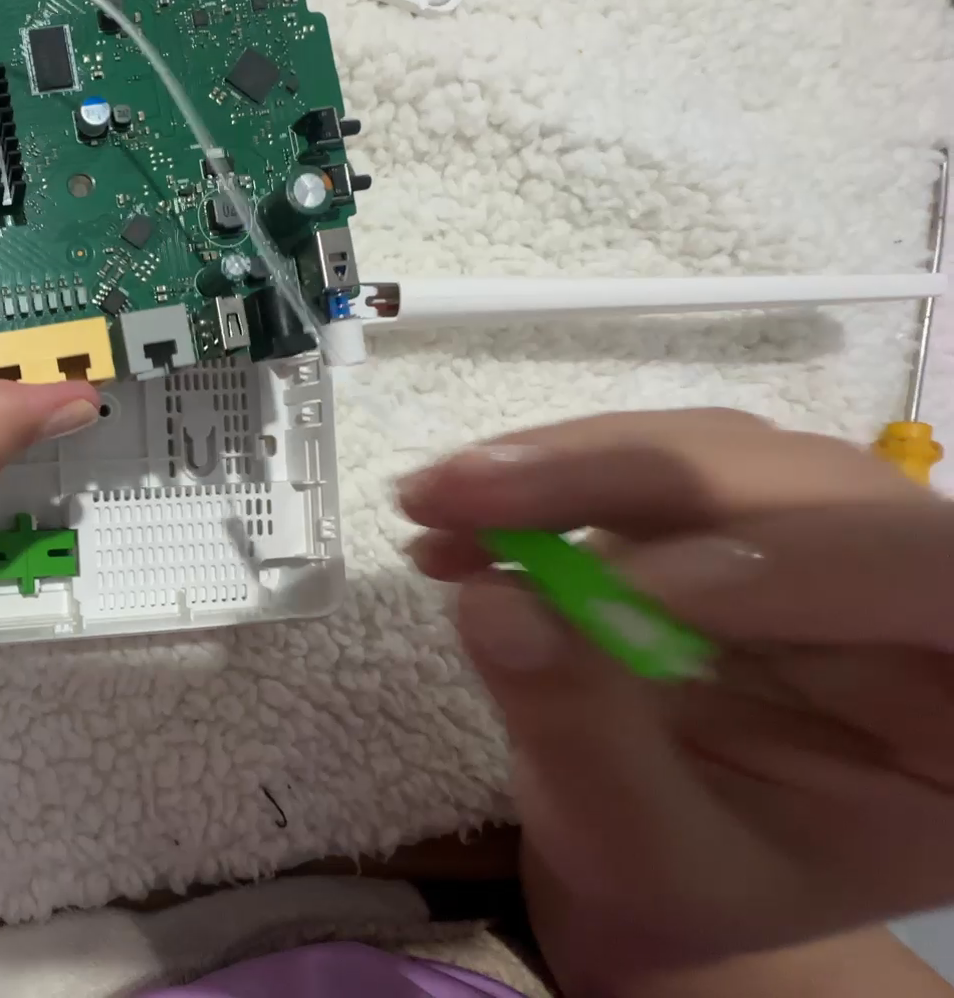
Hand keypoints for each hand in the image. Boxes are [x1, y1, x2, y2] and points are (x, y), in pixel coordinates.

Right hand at [400, 410, 953, 987]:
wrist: (645, 852)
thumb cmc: (674, 882)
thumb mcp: (635, 846)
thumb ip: (577, 733)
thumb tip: (489, 601)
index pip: (935, 582)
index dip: (787, 561)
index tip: (604, 587)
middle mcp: (904, 599)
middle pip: (789, 481)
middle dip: (606, 479)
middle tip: (459, 495)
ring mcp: (794, 544)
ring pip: (693, 451)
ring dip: (548, 468)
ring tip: (430, 502)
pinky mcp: (697, 522)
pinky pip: (619, 468)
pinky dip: (522, 488)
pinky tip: (446, 529)